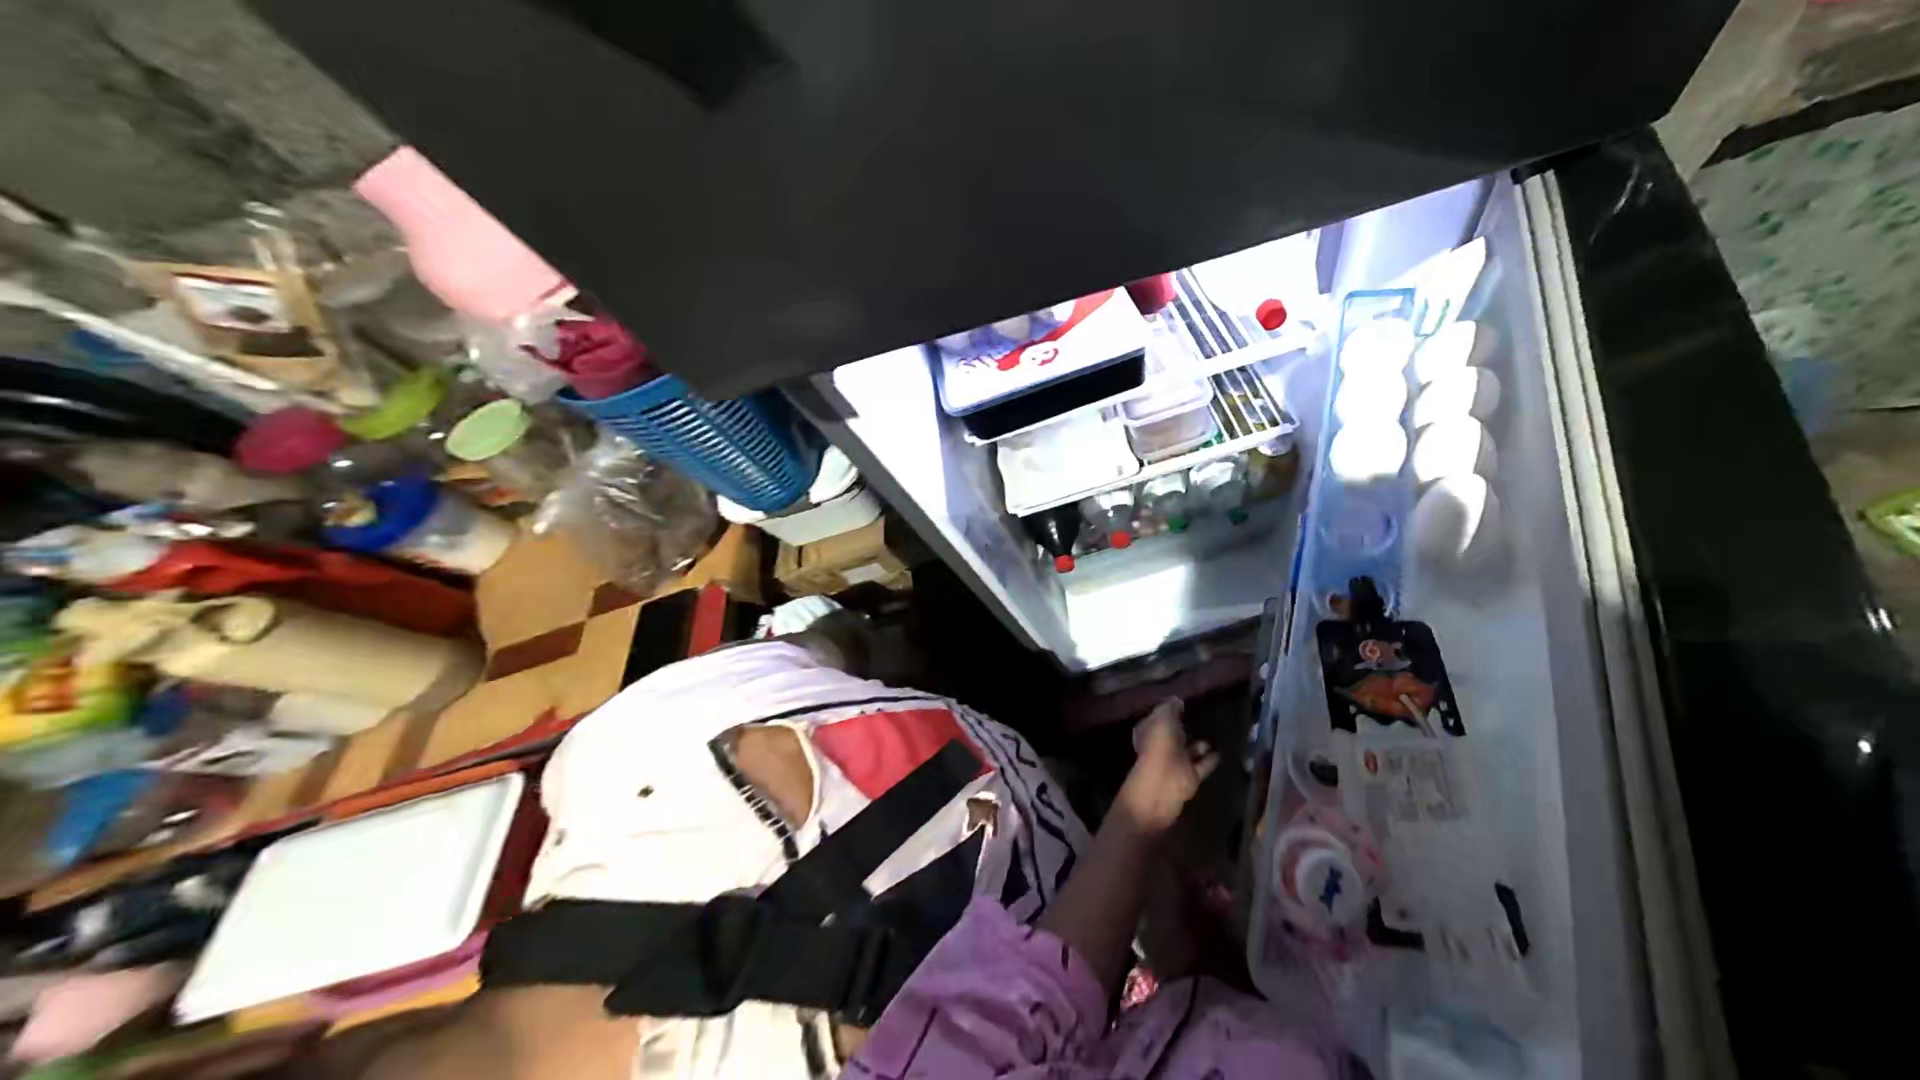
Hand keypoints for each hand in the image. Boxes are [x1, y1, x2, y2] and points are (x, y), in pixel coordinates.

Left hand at [1115, 698, 1219, 834]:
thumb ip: (1170, 708)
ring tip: (1216, 732)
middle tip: (1201, 716)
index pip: (1158, 718)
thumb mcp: (1163, 719)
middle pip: (1174, 734)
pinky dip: (1211, 759)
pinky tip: (1222, 751)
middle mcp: (1161, 746)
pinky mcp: (1191, 777)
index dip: (1168, 711)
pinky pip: (1203, 764)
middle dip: (1183, 727)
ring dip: (1200, 744)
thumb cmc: (1159, 746)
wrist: (1164, 785)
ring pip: (1190, 750)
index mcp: (1149, 731)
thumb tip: (1177, 700)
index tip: (1182, 703)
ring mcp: (1176, 762)